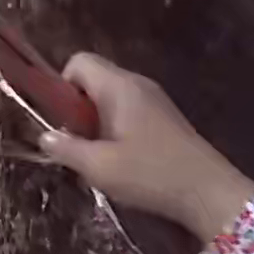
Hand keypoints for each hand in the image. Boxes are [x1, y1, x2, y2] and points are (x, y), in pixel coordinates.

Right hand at [38, 53, 253, 240]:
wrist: (208, 191)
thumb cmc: (150, 174)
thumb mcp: (99, 167)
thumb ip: (67, 149)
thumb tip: (45, 137)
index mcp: (119, 87)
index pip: (79, 62)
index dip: (61, 87)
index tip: (62, 122)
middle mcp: (137, 84)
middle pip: (94, 80)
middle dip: (77, 110)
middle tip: (77, 145)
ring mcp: (154, 100)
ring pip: (111, 99)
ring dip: (96, 124)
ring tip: (97, 158)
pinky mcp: (164, 119)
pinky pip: (128, 112)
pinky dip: (116, 130)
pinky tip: (121, 162)